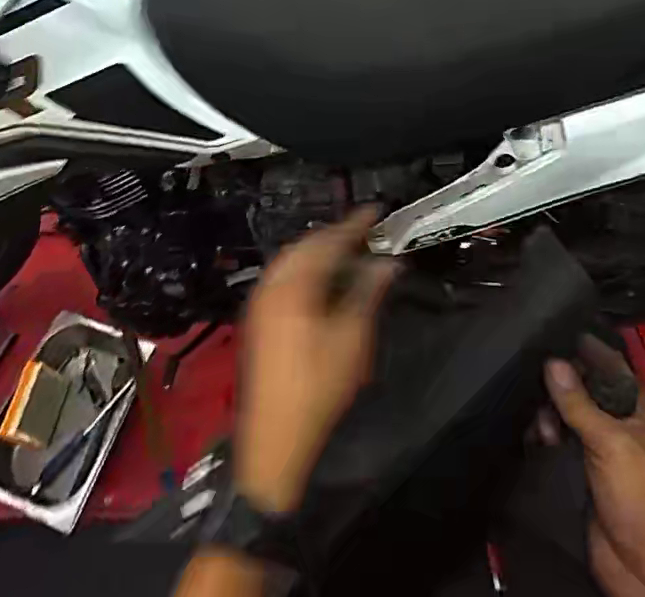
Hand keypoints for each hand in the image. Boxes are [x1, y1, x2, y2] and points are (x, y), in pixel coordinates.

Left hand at [234, 207, 399, 513]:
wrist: (277, 434)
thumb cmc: (319, 387)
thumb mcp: (353, 339)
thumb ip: (368, 293)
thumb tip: (386, 263)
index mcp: (294, 285)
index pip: (327, 242)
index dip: (352, 224)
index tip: (372, 210)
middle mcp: (272, 285)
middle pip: (304, 246)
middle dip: (333, 234)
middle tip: (362, 230)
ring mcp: (261, 300)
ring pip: (290, 259)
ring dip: (317, 250)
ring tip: (345, 250)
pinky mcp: (259, 316)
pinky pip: (282, 274)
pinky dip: (303, 266)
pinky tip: (319, 277)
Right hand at [541, 337, 644, 596]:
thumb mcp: (613, 445)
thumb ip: (580, 404)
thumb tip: (552, 361)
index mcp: (638, 412)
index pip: (610, 365)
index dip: (583, 348)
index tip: (548, 333)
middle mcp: (617, 424)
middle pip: (581, 388)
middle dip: (557, 384)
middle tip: (537, 388)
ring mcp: (598, 449)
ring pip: (564, 415)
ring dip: (548, 414)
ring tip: (542, 430)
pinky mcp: (579, 472)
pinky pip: (555, 443)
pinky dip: (541, 437)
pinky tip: (533, 439)